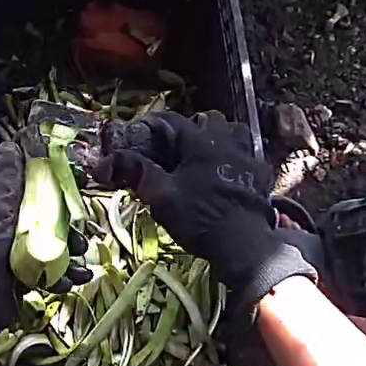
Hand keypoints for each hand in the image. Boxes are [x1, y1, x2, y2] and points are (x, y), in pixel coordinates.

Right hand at [96, 113, 316, 314]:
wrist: (244, 245)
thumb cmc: (199, 216)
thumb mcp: (160, 195)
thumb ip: (136, 172)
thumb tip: (104, 163)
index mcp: (200, 140)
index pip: (170, 120)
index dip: (150, 127)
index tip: (138, 138)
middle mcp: (227, 140)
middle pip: (205, 121)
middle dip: (188, 130)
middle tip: (173, 150)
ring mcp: (248, 156)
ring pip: (231, 133)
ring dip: (216, 140)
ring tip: (201, 158)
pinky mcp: (260, 175)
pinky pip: (245, 155)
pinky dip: (233, 159)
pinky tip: (224, 175)